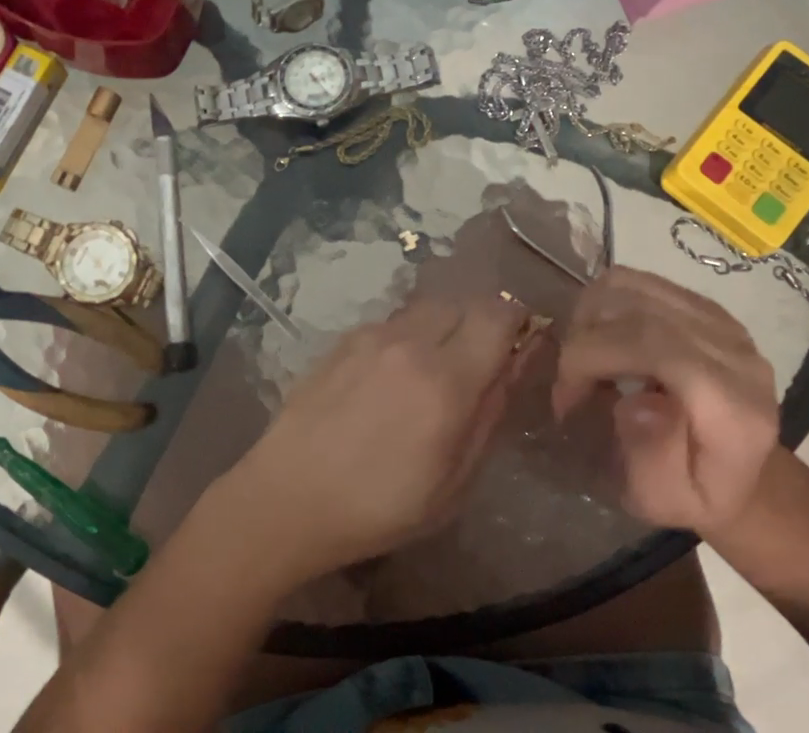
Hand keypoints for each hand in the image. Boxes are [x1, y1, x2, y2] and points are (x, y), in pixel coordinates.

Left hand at [216, 296, 532, 583]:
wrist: (288, 497)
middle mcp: (409, 344)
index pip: (498, 314)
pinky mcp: (341, 341)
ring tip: (432, 371)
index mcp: (446, 382)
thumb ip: (491, 413)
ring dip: (441, 327)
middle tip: (478, 362)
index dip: (518, 322)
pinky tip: (391, 377)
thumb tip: (519, 362)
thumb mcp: (455, 482)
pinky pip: (390, 323)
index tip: (520, 345)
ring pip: (424, 308)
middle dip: (480, 323)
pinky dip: (405, 337)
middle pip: (462, 302)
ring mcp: (370, 337)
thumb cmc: (381, 507)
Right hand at [554, 268, 779, 538]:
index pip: (656, 347)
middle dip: (582, 343)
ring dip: (588, 319)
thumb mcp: (665, 502)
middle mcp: (736, 353)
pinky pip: (636, 282)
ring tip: (584, 360)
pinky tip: (600, 340)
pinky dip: (602, 305)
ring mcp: (722, 322)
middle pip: (638, 312)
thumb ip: (654, 461)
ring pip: (631, 287)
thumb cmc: (693, 495)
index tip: (566, 400)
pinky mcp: (703, 306)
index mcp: (735, 408)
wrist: (740, 475)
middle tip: (568, 385)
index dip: (593, 359)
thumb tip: (638, 404)